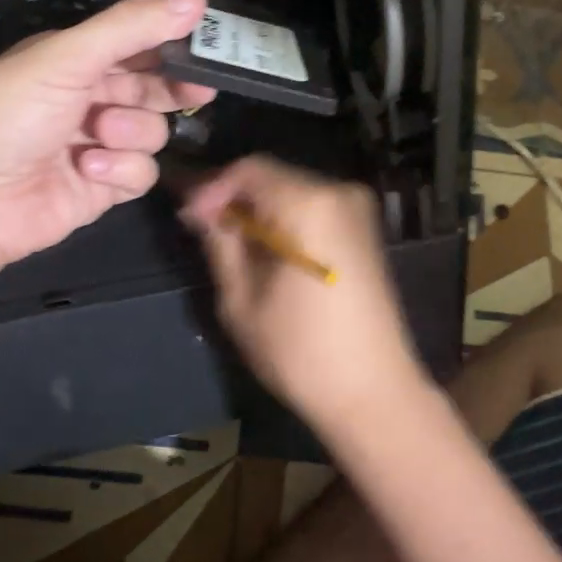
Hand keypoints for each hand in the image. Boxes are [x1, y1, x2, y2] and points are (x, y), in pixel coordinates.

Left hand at [0, 0, 216, 278]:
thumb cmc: (8, 113)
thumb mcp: (66, 57)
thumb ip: (132, 28)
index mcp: (74, 59)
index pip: (136, 44)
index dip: (171, 45)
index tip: (205, 48)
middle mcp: (88, 98)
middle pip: (153, 89)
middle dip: (169, 90)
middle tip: (195, 92)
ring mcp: (97, 144)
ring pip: (152, 132)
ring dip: (131, 131)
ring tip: (99, 133)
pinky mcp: (102, 187)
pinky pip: (140, 173)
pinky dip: (120, 169)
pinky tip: (88, 167)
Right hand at [183, 156, 424, 428]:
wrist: (373, 391)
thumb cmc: (300, 351)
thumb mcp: (241, 300)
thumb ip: (221, 244)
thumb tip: (201, 210)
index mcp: (310, 203)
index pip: (250, 170)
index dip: (212, 187)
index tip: (187, 216)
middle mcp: (339, 193)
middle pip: (273, 177)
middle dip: (234, 198)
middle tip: (200, 227)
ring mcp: (358, 209)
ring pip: (292, 191)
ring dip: (257, 210)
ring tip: (226, 242)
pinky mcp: (364, 229)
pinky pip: (313, 208)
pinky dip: (284, 221)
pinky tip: (263, 249)